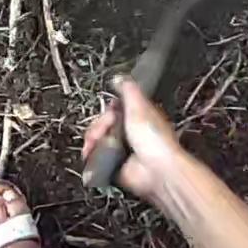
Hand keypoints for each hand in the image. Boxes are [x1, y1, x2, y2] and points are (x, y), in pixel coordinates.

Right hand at [81, 77, 192, 203]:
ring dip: (92, 141)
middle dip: (97, 127)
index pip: (111, 110)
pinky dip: (92, 156)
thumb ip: (128, 89)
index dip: (106, 113)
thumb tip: (118, 77)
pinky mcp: (114, 165)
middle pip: (100, 125)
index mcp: (136, 117)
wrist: (156, 170)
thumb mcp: (140, 106)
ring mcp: (121, 149)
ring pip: (95, 140)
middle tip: (103, 132)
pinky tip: (94, 155)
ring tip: (98, 145)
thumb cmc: (155, 141)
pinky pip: (95, 158)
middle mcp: (128, 133)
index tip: (109, 115)